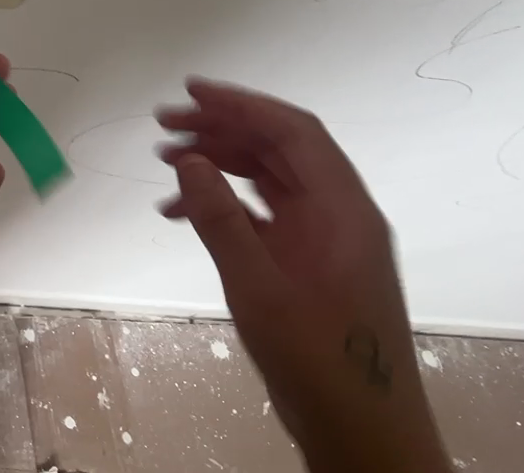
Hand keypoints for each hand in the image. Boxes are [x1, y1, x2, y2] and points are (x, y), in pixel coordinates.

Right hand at [158, 80, 451, 472]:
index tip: (189, 92)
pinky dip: (221, 199)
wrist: (361, 433)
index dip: (242, 104)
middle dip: (220, 128)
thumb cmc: (317, 360)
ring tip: (164, 159)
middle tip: (162, 125)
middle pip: (278, 148)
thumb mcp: (258, 287)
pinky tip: (180, 211)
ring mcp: (324, 236)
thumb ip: (220, 219)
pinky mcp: (307, 257)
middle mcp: (338, 213)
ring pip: (267, 175)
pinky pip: (261, 208)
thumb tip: (187, 160)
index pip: (294, 133)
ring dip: (217, 161)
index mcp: (343, 211)